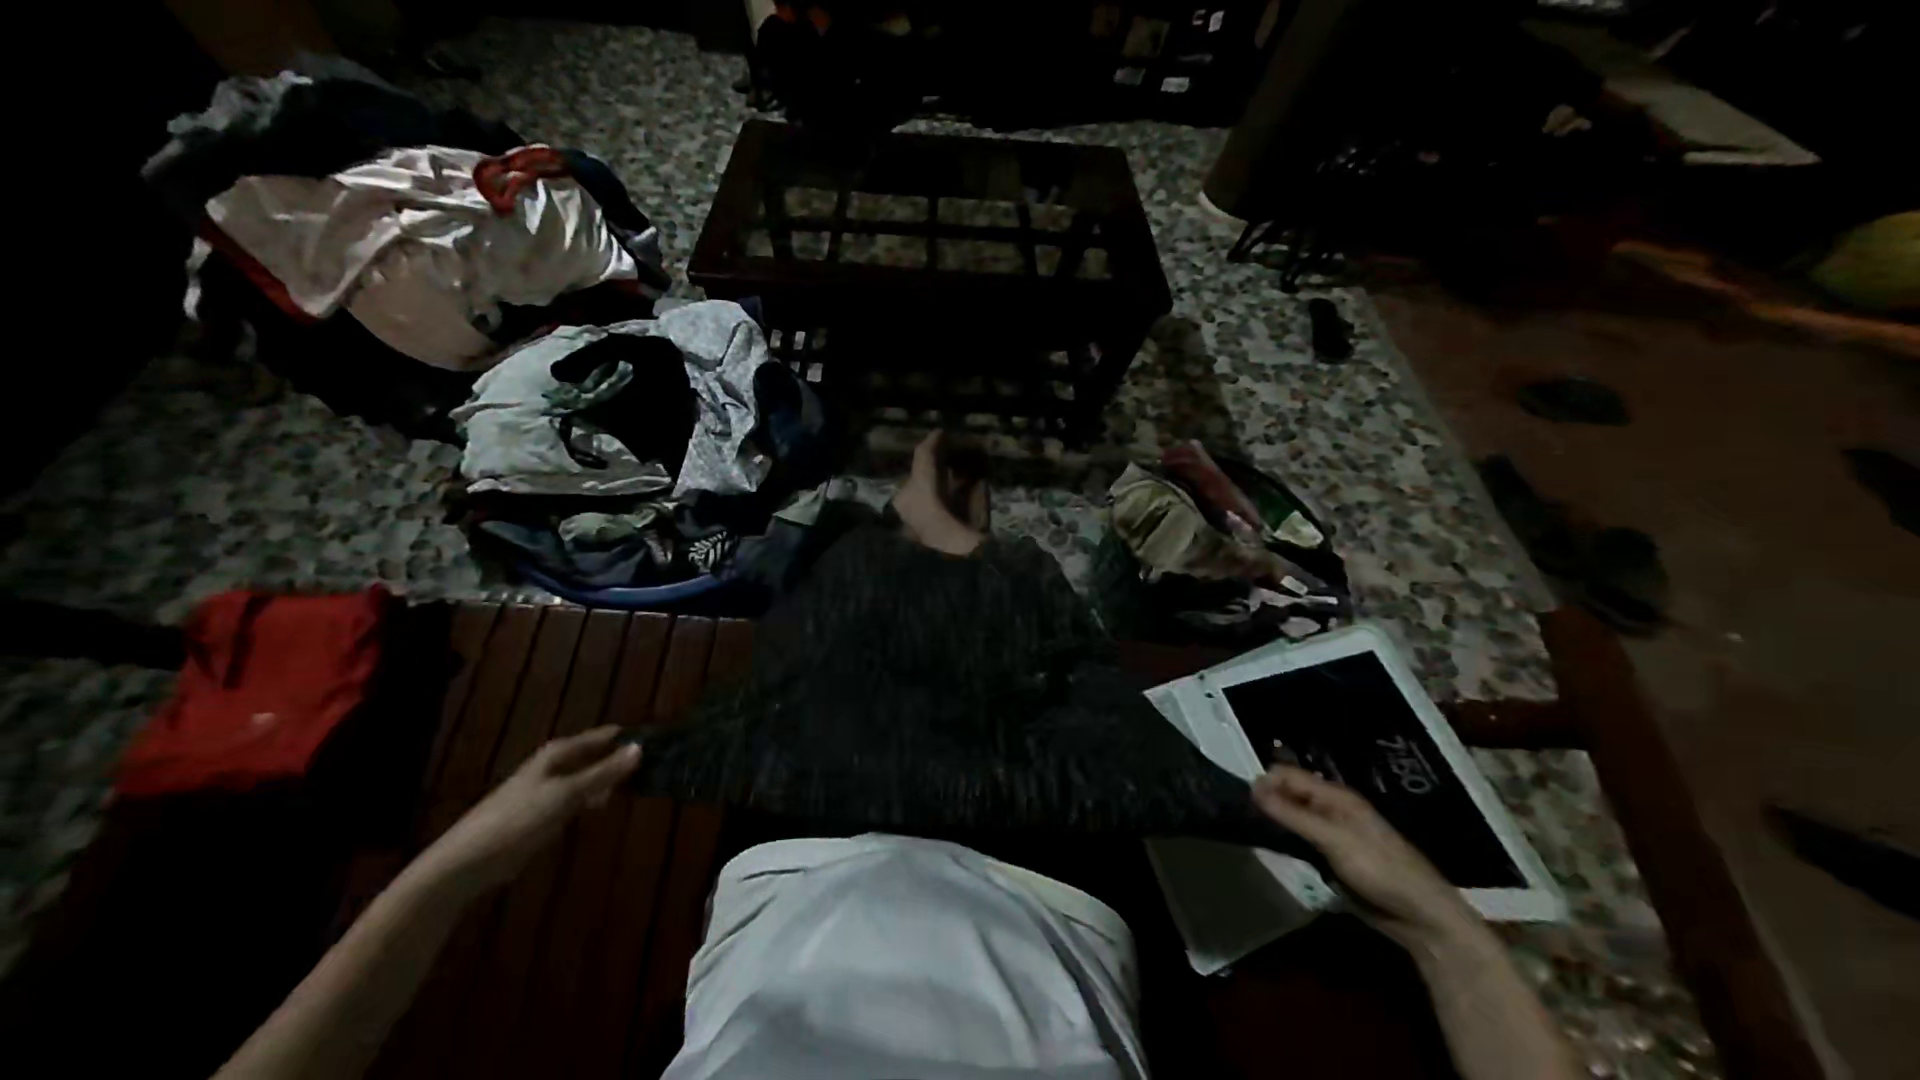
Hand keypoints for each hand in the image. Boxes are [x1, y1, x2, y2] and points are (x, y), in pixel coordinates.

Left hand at [417, 726, 641, 894]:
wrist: (468, 862)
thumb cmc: (517, 819)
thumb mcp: (566, 794)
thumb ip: (603, 773)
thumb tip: (641, 748)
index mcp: (557, 754)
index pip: (602, 736)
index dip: (628, 737)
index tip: (660, 740)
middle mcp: (554, 766)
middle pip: (597, 755)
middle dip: (623, 758)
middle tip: (659, 763)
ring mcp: (549, 790)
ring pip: (590, 777)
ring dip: (611, 779)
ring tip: (643, 783)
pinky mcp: (545, 813)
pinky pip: (580, 797)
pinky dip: (596, 798)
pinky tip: (608, 806)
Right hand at [1252, 765, 1479, 947]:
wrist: (1422, 918)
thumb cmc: (1381, 871)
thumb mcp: (1334, 840)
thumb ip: (1292, 815)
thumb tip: (1252, 787)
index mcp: (1336, 796)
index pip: (1288, 775)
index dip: (1264, 783)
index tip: (1239, 798)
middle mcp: (1332, 809)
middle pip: (1289, 794)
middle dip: (1266, 800)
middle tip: (1238, 814)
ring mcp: (1332, 834)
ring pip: (1292, 818)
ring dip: (1274, 821)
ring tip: (1248, 829)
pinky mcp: (1331, 858)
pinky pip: (1300, 840)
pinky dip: (1284, 840)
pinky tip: (1270, 847)